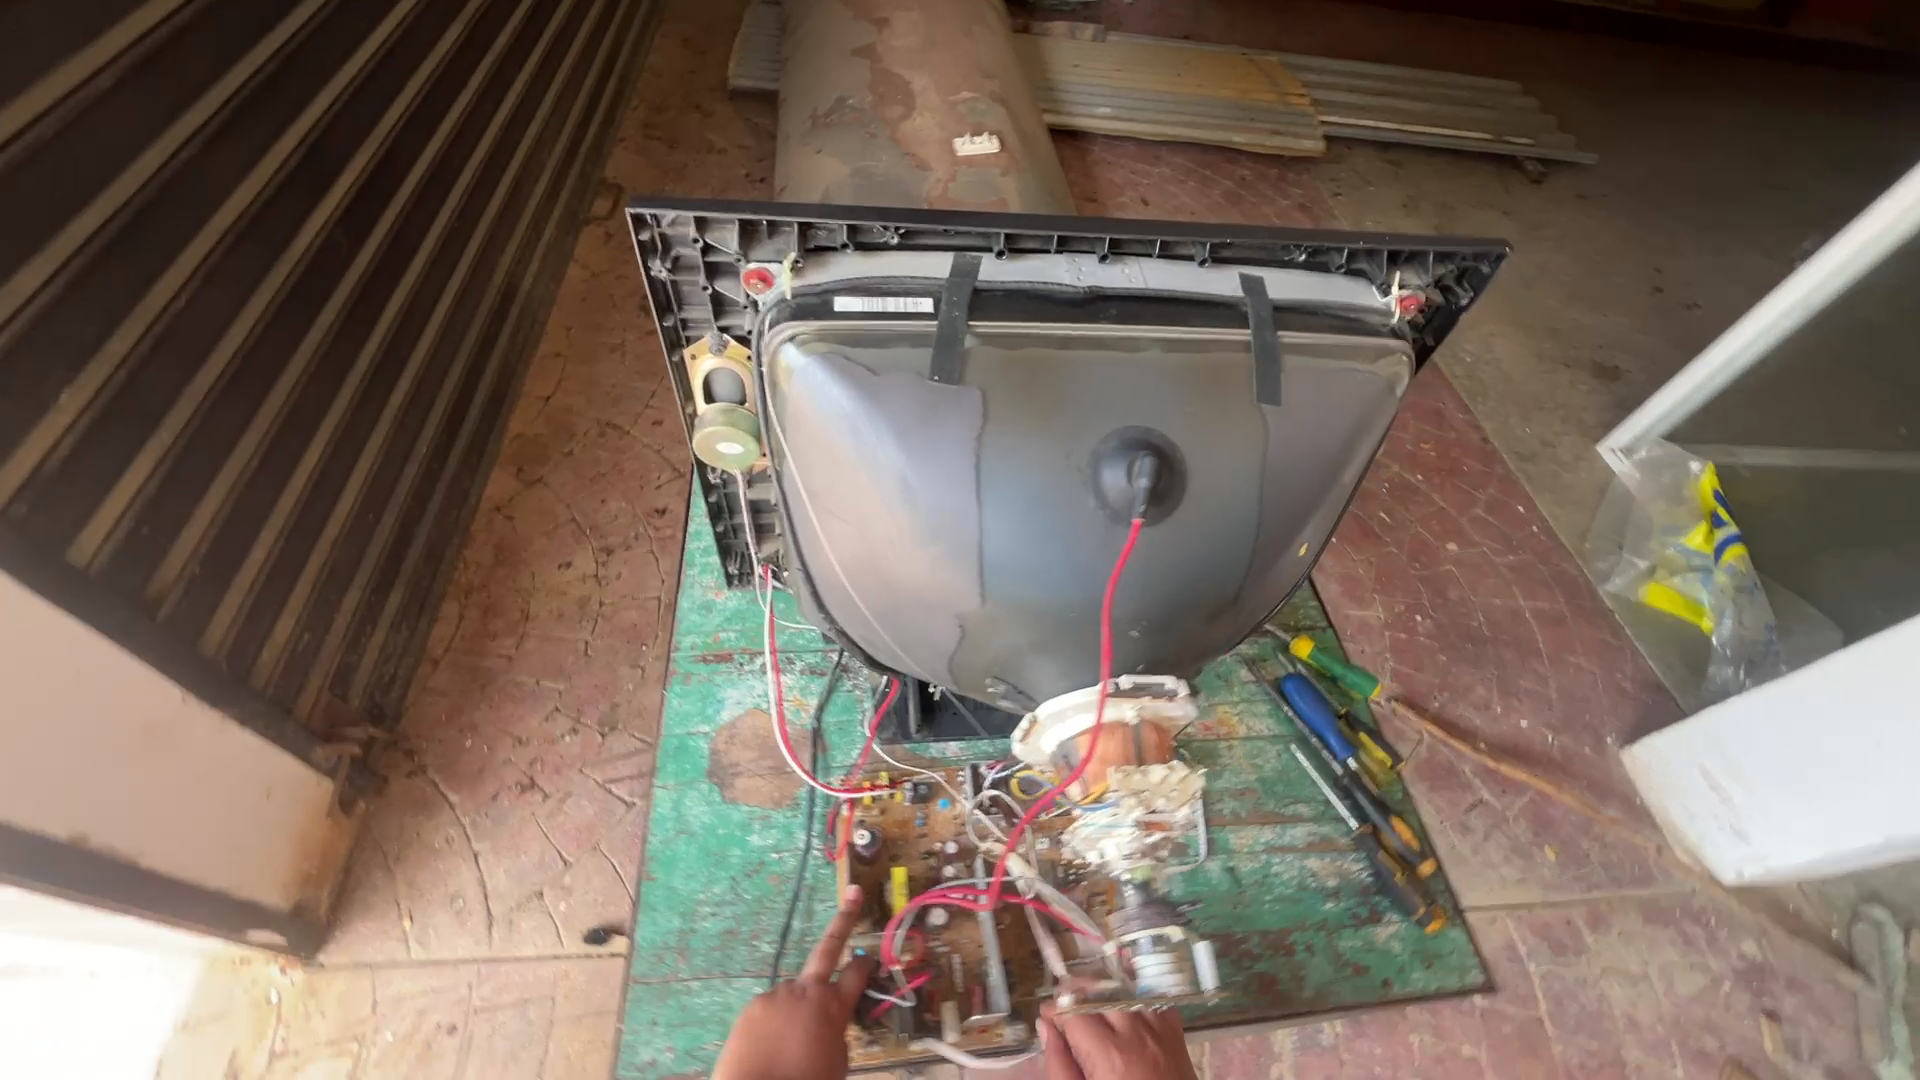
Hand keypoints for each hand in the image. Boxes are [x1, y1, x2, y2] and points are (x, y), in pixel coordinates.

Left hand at [713, 884, 878, 1079]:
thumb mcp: (836, 1066)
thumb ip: (836, 1037)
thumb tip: (827, 1027)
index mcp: (834, 1007)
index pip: (857, 974)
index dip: (865, 964)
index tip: (869, 957)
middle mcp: (807, 991)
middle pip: (829, 946)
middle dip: (844, 919)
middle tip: (854, 894)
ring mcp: (779, 995)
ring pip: (792, 999)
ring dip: (793, 1015)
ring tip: (785, 1048)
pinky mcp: (754, 1006)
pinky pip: (769, 1014)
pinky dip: (771, 1029)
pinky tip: (766, 1051)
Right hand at [1039, 1004, 1198, 1079]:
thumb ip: (1060, 1066)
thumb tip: (1046, 1027)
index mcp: (1109, 1056)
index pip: (1073, 1011)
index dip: (1055, 1010)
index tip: (1047, 1016)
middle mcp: (1136, 1034)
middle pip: (1098, 991)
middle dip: (1076, 993)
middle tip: (1065, 1007)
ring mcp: (1159, 1031)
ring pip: (1124, 990)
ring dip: (1103, 992)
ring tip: (1091, 1007)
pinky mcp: (1176, 1034)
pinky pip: (1152, 1000)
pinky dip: (1135, 998)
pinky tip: (1124, 1009)